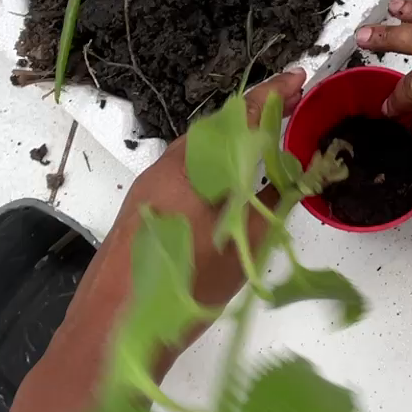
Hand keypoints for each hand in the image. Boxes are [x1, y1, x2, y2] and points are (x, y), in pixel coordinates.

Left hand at [109, 69, 302, 307]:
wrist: (112, 333)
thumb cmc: (185, 289)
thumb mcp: (243, 248)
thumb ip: (273, 204)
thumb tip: (296, 175)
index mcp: (195, 168)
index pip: (240, 115)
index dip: (273, 93)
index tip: (299, 77)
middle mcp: (169, 165)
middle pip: (219, 125)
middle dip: (258, 113)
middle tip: (293, 107)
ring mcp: (151, 184)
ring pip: (202, 146)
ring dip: (236, 137)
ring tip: (269, 139)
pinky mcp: (142, 203)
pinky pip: (187, 165)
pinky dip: (216, 159)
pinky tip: (232, 177)